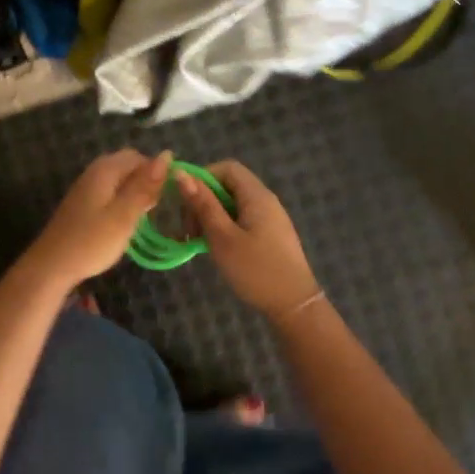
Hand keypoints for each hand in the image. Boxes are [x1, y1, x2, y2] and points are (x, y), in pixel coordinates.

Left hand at [19, 149, 170, 284]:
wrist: (53, 264)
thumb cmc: (92, 241)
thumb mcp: (124, 215)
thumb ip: (145, 186)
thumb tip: (166, 155)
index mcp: (104, 170)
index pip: (138, 157)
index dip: (156, 172)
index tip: (167, 195)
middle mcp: (93, 172)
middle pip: (126, 165)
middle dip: (145, 180)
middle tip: (156, 206)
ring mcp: (85, 188)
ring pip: (117, 180)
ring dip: (133, 192)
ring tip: (143, 216)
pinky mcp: (81, 204)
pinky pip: (108, 192)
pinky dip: (121, 201)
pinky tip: (125, 220)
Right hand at [176, 160, 320, 318]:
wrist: (294, 305)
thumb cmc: (255, 269)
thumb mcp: (222, 236)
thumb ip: (202, 204)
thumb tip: (180, 173)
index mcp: (256, 196)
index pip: (226, 168)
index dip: (201, 178)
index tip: (185, 202)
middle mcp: (265, 201)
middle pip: (228, 186)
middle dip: (203, 201)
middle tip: (188, 229)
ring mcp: (270, 219)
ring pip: (232, 205)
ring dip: (211, 217)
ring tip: (197, 241)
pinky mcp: (270, 235)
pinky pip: (241, 220)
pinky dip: (223, 227)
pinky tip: (215, 248)